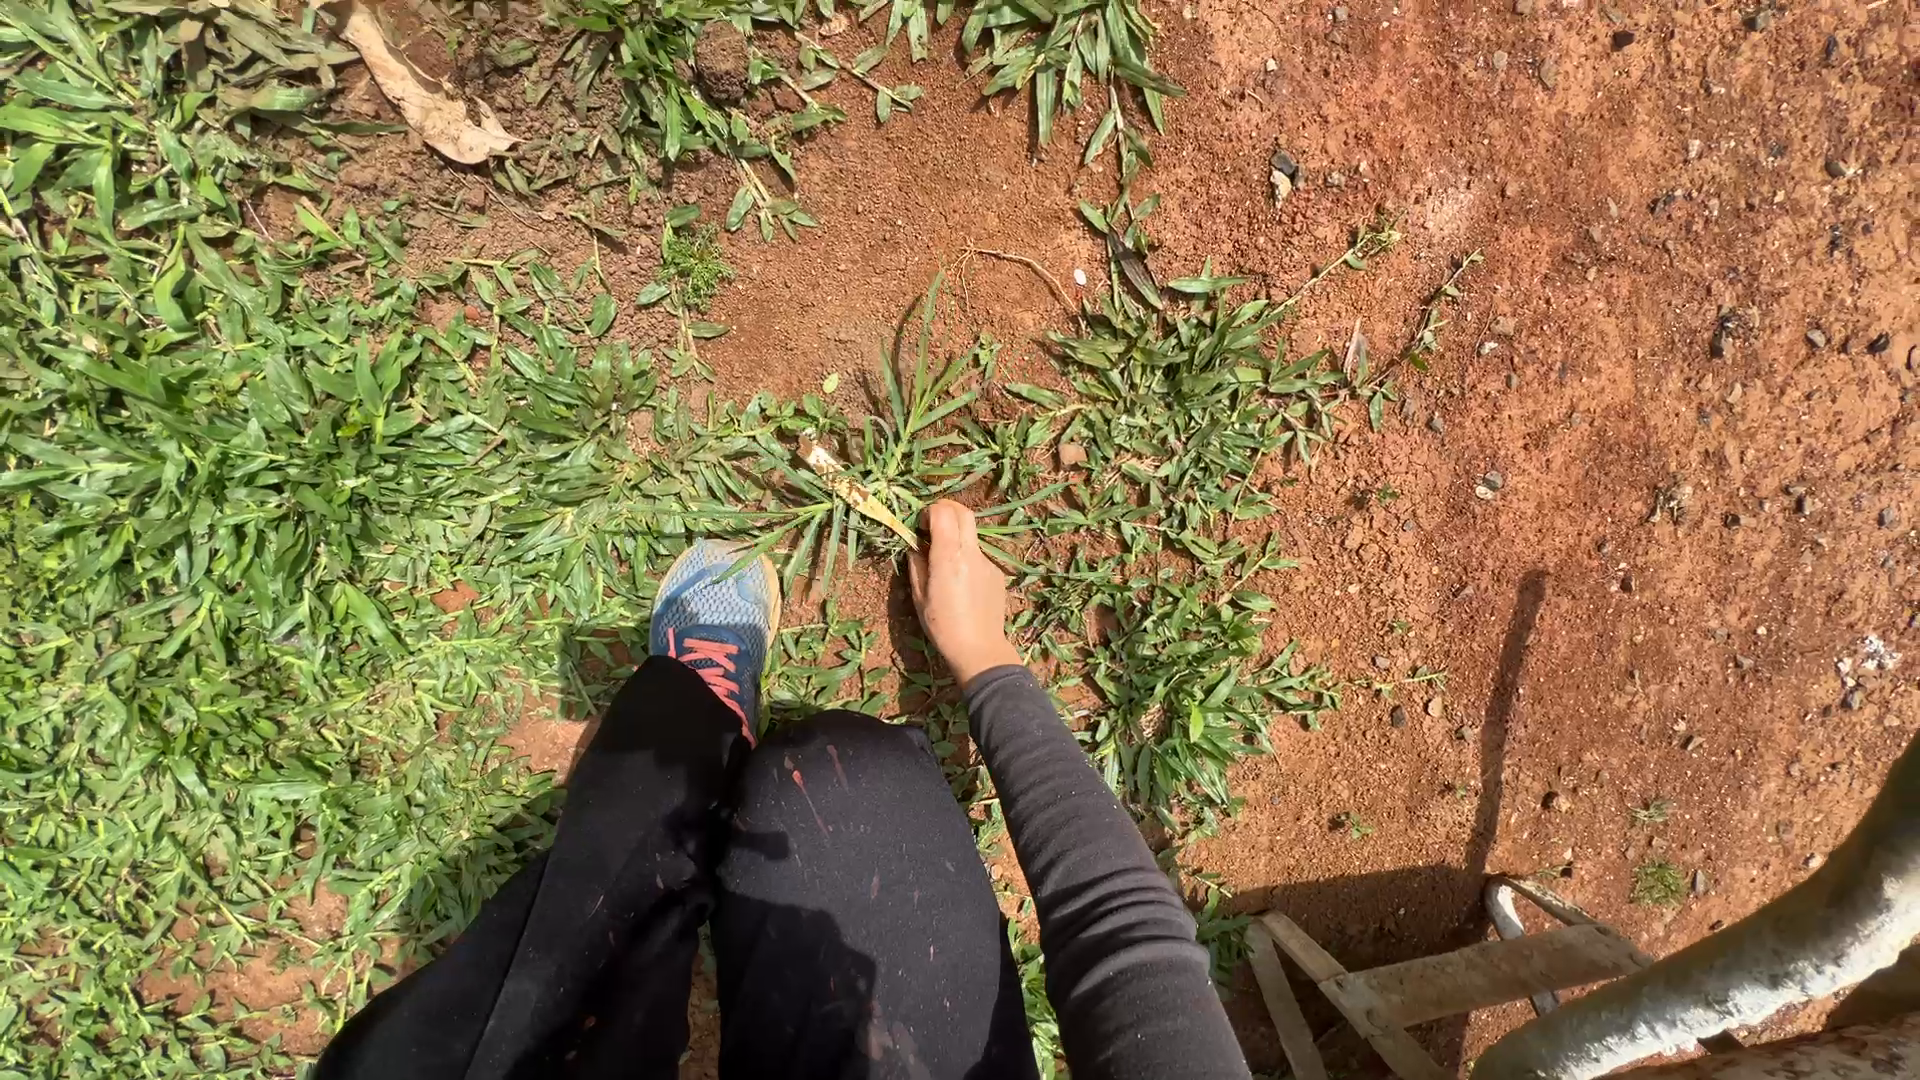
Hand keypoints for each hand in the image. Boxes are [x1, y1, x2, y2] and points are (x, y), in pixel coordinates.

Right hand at [908, 500, 1022, 688]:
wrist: (980, 649)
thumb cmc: (943, 626)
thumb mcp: (920, 597)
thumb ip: (917, 565)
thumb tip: (915, 547)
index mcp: (949, 557)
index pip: (943, 512)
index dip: (929, 511)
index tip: (920, 525)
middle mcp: (971, 553)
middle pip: (964, 512)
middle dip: (946, 510)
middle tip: (932, 525)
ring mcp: (988, 562)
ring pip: (971, 534)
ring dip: (956, 535)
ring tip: (944, 562)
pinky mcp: (997, 573)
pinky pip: (978, 555)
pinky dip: (966, 556)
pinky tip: (961, 583)